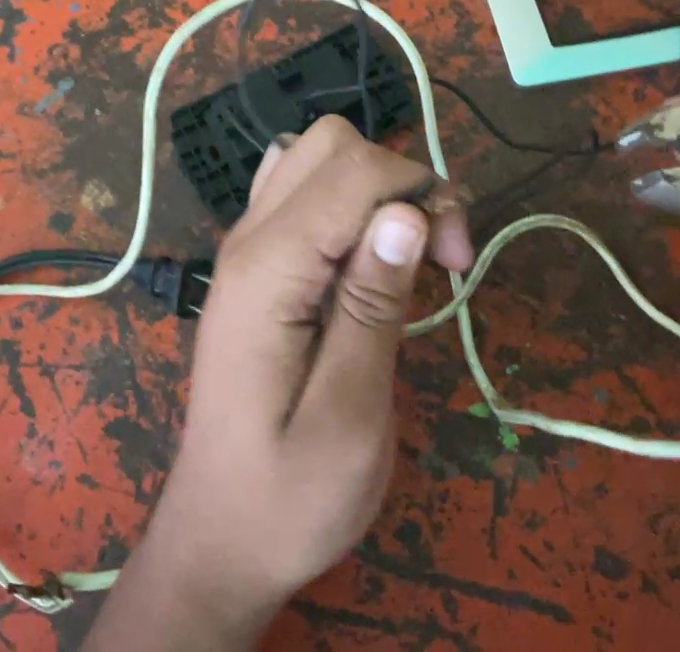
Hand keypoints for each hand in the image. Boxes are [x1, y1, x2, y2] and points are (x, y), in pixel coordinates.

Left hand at [84, 116, 471, 649]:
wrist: (222, 535)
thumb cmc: (290, 495)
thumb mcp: (350, 415)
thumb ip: (374, 306)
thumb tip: (407, 212)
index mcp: (267, 271)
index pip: (353, 169)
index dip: (421, 193)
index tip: (457, 261)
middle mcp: (247, 241)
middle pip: (331, 145)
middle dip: (400, 180)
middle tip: (437, 257)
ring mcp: (245, 250)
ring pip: (316, 159)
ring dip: (377, 188)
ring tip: (408, 257)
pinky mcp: (257, 268)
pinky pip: (301, 195)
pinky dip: (348, 205)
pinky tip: (366, 260)